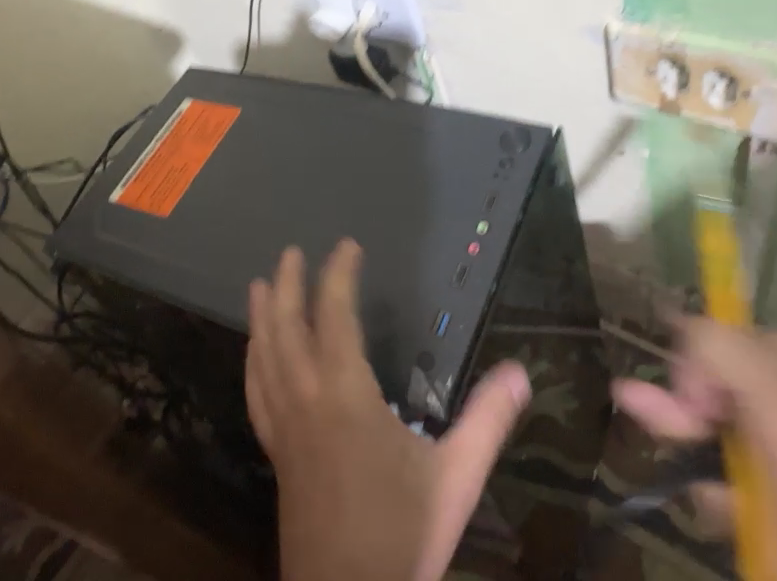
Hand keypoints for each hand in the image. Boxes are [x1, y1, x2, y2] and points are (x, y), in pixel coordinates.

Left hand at [246, 240, 531, 580]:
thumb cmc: (402, 532)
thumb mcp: (456, 475)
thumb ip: (488, 419)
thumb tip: (522, 370)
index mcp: (345, 394)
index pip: (334, 316)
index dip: (337, 275)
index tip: (347, 245)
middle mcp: (305, 400)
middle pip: (285, 328)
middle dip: (286, 285)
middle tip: (289, 251)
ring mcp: (284, 429)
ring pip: (263, 358)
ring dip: (261, 318)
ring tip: (257, 286)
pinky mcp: (277, 455)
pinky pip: (256, 394)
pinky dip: (253, 364)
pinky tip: (255, 359)